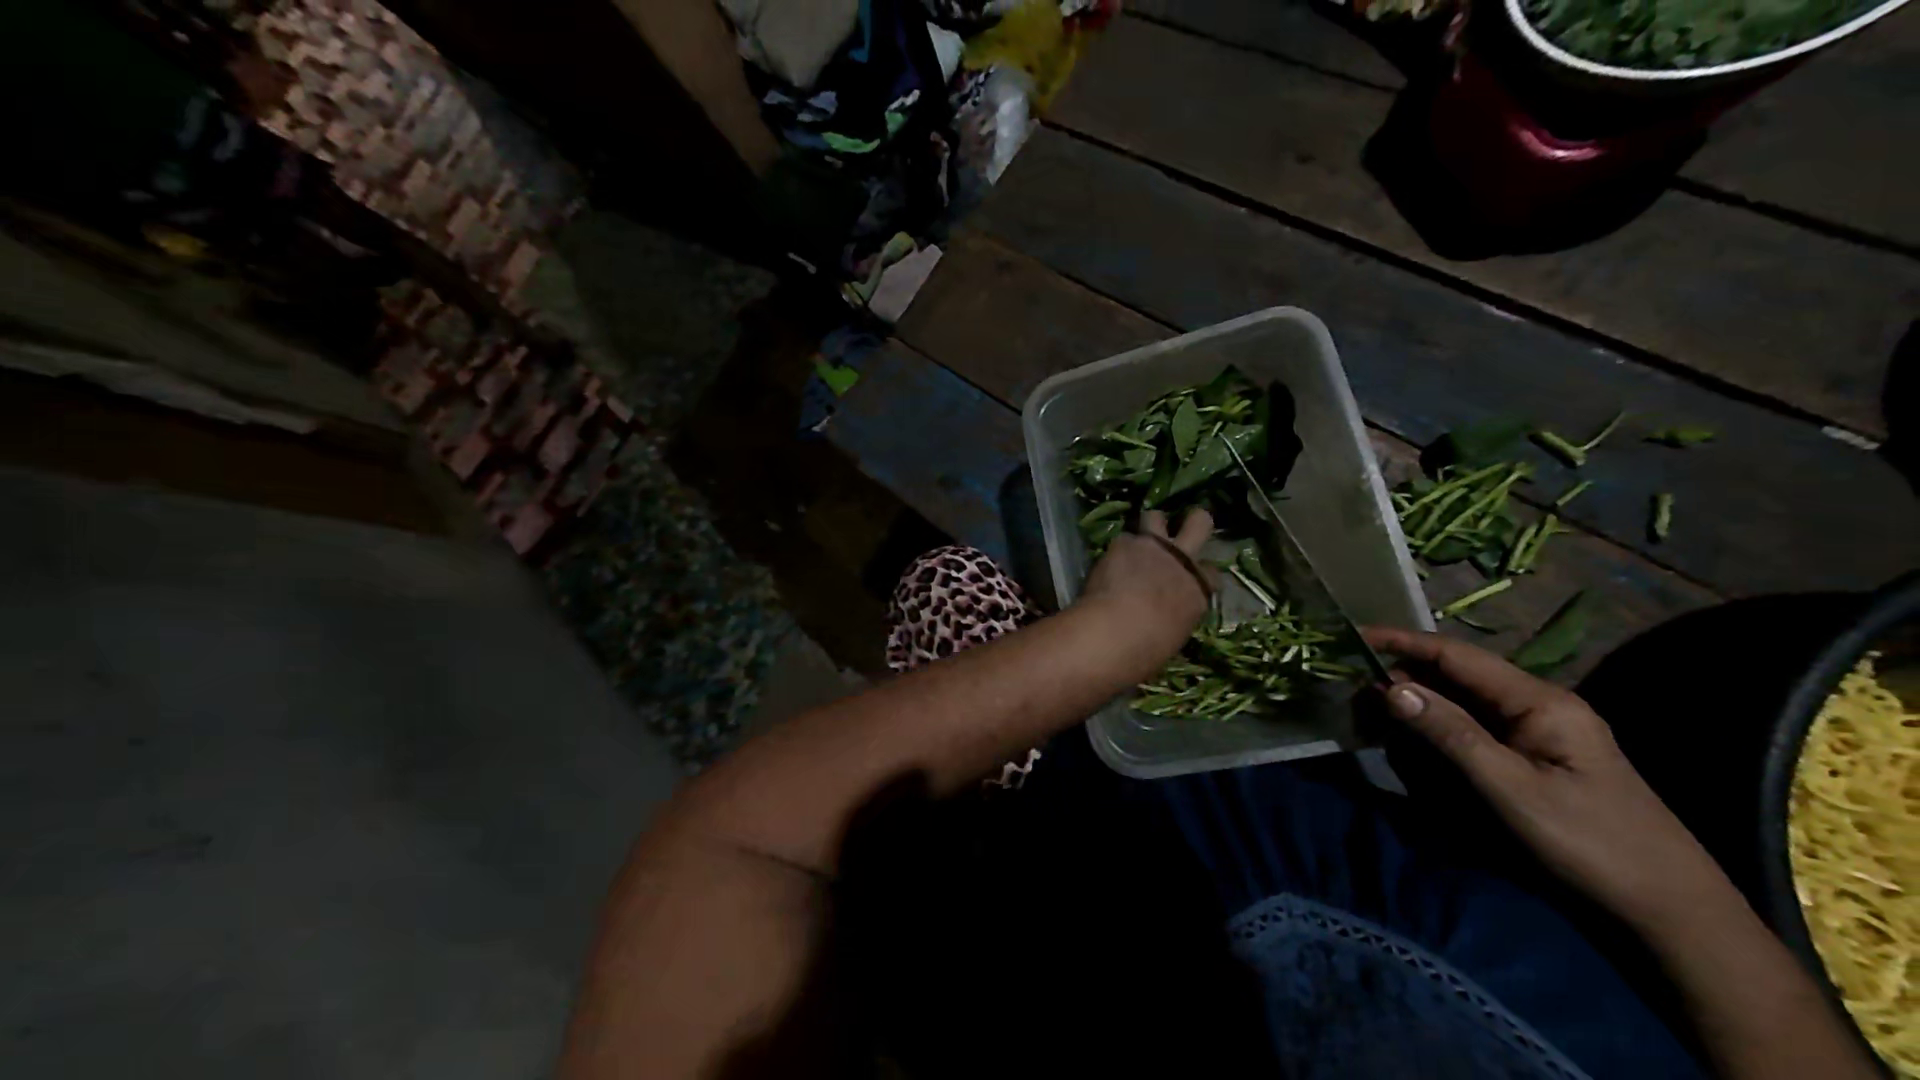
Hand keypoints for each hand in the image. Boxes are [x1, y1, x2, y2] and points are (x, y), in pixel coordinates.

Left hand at [1078, 509, 1214, 668]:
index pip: (1211, 572)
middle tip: (1182, 528)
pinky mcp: (1123, 543)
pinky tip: (1108, 561)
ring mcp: (1153, 547)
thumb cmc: (1146, 650)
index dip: (1199, 574)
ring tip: (1138, 540)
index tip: (1189, 579)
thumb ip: (1173, 617)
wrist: (1117, 631)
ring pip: (1156, 516)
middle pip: (1200, 522)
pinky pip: (1123, 537)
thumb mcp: (1172, 638)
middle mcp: (1182, 562)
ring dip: (1149, 526)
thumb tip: (1162, 621)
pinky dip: (1117, 548)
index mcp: (1199, 592)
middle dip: (1194, 521)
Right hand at [1363, 627, 1728, 928]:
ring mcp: (1537, 731)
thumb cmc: (1590, 842)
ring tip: (1374, 718)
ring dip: (1417, 707)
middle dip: (1402, 679)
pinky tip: (1416, 745)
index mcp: (1539, 701)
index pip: (1457, 655)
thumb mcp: (1511, 788)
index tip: (1353, 636)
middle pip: (1455, 676)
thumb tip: (1390, 688)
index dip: (1403, 642)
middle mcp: (1537, 705)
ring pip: (1460, 703)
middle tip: (1353, 691)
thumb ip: (1450, 733)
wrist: (1669, 909)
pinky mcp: (1533, 756)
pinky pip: (1473, 729)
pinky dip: (1437, 731)